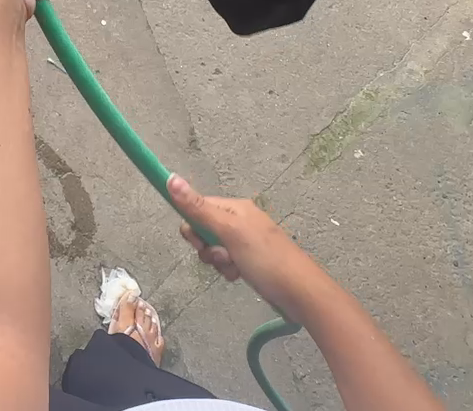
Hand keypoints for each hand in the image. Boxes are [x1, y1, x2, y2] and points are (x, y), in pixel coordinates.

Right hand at [170, 174, 318, 310]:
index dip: (193, 224)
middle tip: (222, 257)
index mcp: (235, 207)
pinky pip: (228, 261)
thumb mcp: (229, 232)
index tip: (196, 242)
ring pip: (215, 247)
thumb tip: (170, 178)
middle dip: (207, 246)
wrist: (303, 294)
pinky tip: (239, 276)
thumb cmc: (266, 259)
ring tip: (234, 269)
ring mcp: (247, 241)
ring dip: (218, 261)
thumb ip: (199, 208)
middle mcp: (240, 220)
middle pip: (205, 228)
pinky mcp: (252, 260)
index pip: (199, 206)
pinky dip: (229, 270)